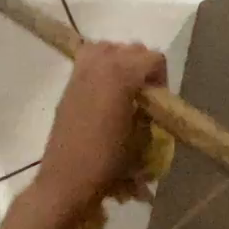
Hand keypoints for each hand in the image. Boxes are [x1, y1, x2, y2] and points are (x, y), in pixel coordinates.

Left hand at [33, 42, 165, 216]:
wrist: (67, 180)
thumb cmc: (108, 162)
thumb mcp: (140, 138)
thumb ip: (148, 114)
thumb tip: (149, 107)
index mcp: (121, 75)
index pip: (153, 58)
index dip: (161, 78)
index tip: (159, 102)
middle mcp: (100, 65)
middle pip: (131, 49)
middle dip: (142, 68)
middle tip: (145, 96)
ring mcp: (80, 73)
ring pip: (107, 49)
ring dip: (120, 62)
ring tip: (125, 89)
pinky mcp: (68, 86)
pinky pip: (87, 61)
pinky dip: (100, 69)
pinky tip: (104, 94)